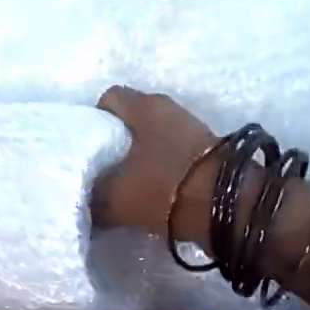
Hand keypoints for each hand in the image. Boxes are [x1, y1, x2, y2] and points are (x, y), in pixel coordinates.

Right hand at [93, 86, 217, 242]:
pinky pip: (170, 160)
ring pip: (152, 142)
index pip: (108, 99)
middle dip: (114, 147)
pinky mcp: (207, 156)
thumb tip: (81, 203)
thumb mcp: (116, 199)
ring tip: (122, 190)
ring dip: (138, 163)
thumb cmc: (166, 189)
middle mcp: (170, 111)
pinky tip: (149, 198)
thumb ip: (91, 200)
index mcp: (145, 106)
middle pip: (131, 123)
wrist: (228, 209)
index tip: (83, 151)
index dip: (91, 122)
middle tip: (99, 175)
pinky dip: (158, 175)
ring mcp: (192, 133)